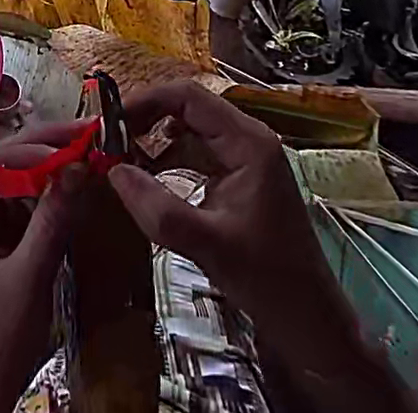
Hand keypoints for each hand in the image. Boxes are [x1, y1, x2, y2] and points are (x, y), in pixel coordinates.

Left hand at [0, 123, 85, 412]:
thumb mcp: (27, 283)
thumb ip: (52, 224)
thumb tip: (80, 168)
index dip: (34, 150)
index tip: (76, 148)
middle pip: (4, 162)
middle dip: (47, 149)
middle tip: (91, 132)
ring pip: (18, 176)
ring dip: (53, 166)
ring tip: (91, 152)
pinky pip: (25, 200)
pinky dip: (52, 192)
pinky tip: (78, 182)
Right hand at [109, 83, 417, 412]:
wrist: (309, 321)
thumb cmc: (268, 279)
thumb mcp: (207, 245)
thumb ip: (158, 209)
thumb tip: (113, 171)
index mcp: (247, 141)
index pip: (188, 96)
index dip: (145, 101)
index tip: (110, 122)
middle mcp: (246, 137)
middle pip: (185, 106)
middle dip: (143, 118)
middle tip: (108, 140)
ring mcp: (241, 155)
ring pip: (186, 127)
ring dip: (151, 137)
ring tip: (119, 156)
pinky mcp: (234, 174)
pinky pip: (192, 151)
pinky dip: (164, 157)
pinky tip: (143, 175)